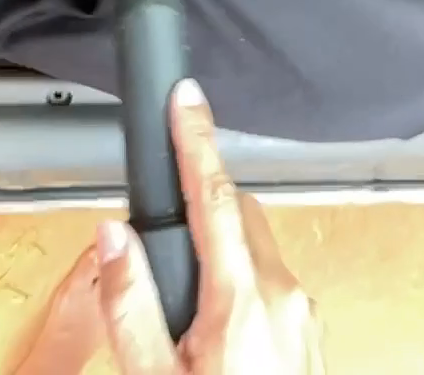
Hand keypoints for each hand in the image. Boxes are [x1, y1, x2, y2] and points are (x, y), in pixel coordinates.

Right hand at [92, 80, 323, 373]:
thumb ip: (131, 304)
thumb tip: (115, 234)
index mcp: (241, 300)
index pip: (214, 194)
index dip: (197, 137)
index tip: (187, 95)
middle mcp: (282, 293)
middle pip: (237, 212)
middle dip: (203, 203)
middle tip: (166, 240)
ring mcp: (302, 311)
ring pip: (253, 244)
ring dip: (219, 246)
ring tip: (186, 305)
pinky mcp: (308, 328)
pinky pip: (268, 275)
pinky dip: (239, 275)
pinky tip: (215, 324)